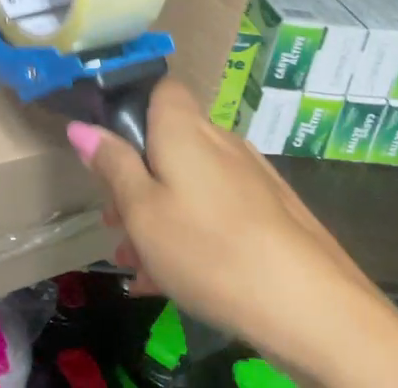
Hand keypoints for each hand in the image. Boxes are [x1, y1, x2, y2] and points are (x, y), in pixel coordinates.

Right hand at [70, 80, 397, 386]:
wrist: (316, 310)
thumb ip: (111, 165)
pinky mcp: (275, 213)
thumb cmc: (210, 250)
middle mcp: (221, 141)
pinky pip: (219, 209)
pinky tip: (177, 283)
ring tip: (141, 267)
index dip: (131, 109)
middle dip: (138, 179)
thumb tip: (81, 126)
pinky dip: (195, 233)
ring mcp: (253, 177)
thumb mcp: (142, 212)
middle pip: (170, 142)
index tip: (109, 150)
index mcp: (184, 128)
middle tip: (116, 226)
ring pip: (192, 182)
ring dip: (162, 214)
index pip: (160, 88)